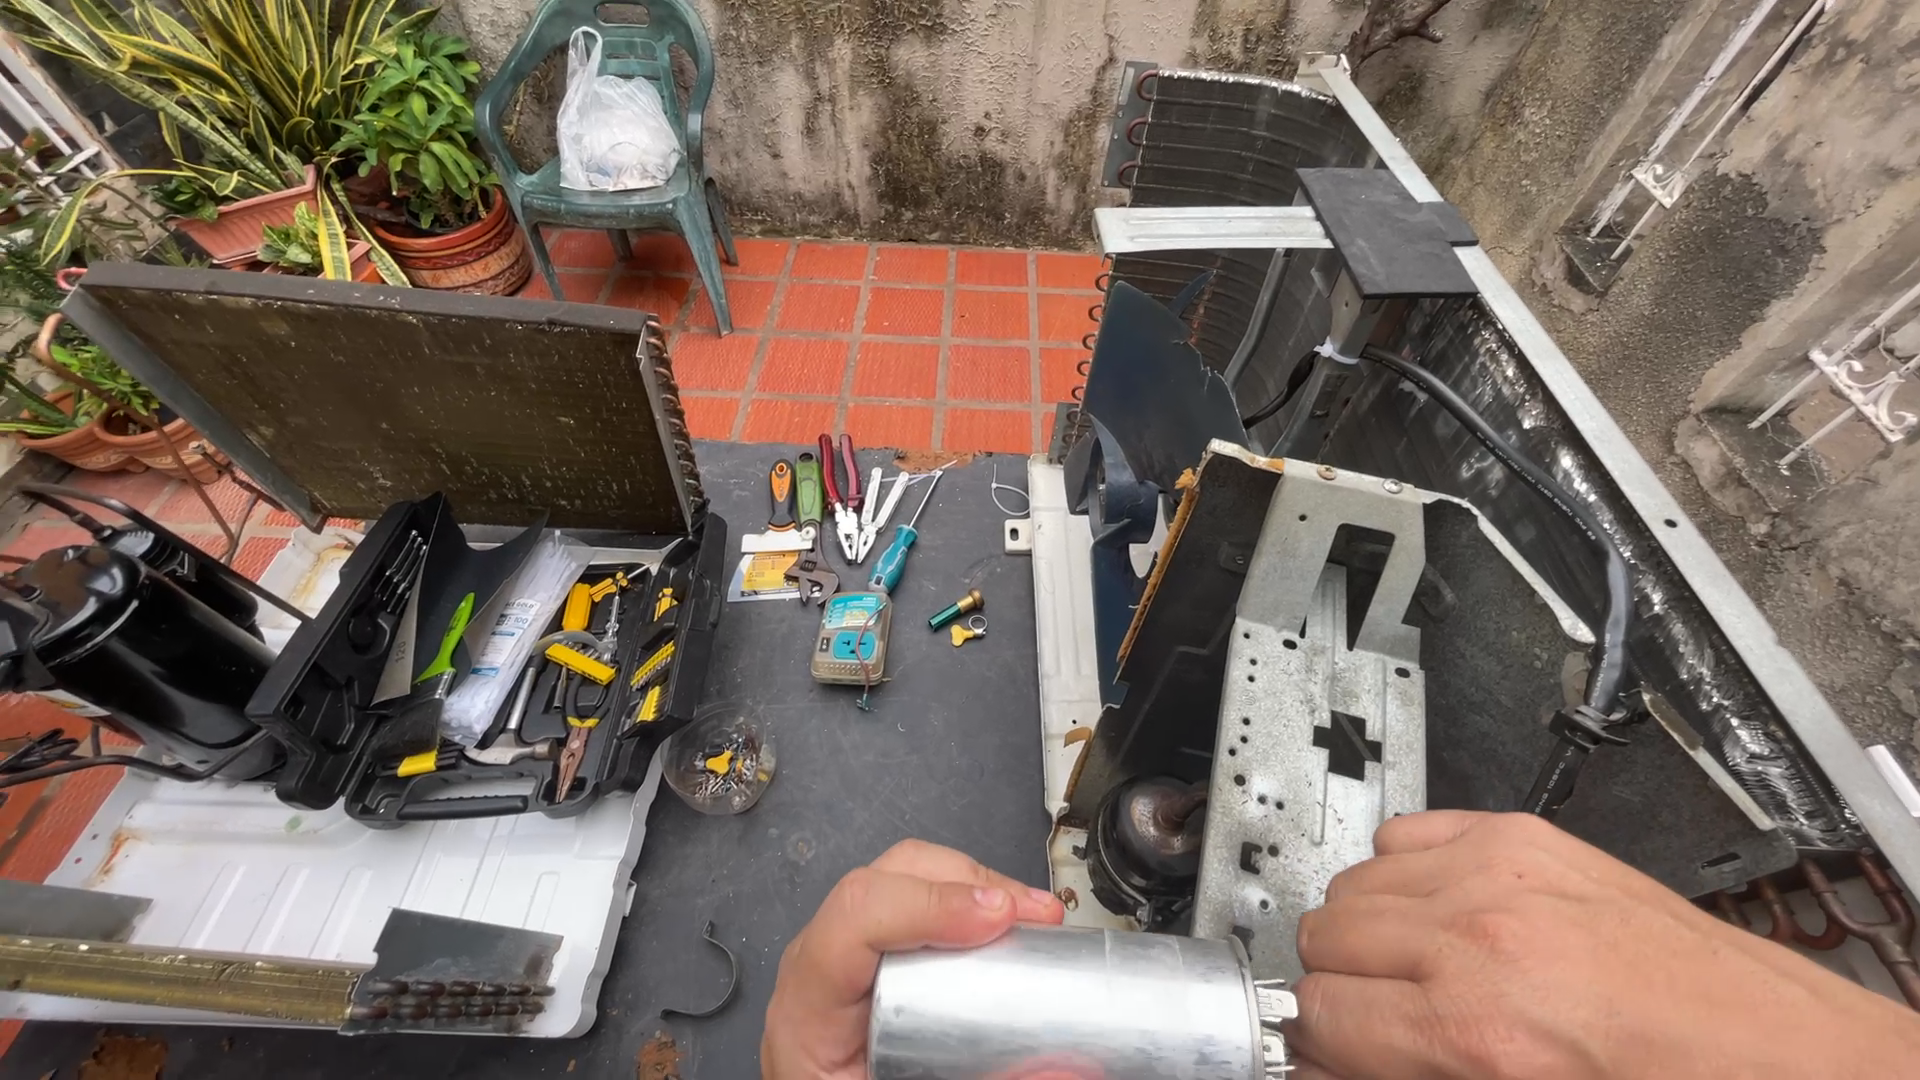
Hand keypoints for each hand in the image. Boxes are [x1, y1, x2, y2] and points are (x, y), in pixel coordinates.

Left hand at [762, 838, 1065, 1079]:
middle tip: (1033, 917)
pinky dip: (969, 896)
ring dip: (977, 882)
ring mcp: (845, 947)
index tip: (999, 917)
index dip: (932, 902)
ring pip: (906, 872)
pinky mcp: (871, 949)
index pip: (856, 915)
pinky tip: (1008, 920)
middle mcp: (821, 958)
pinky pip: (916, 895)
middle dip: (971, 883)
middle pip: (890, 877)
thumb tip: (1061, 1066)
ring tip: (1033, 915)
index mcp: (809, 1003)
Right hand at [1285, 810, 1919, 1079]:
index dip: (1319, 1039)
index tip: (1330, 1044)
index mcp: (1479, 1033)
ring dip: (1368, 929)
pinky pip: (1398, 836)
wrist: (1804, 1065)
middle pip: (1321, 937)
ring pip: (1348, 884)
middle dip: (1341, 983)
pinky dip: (1403, 875)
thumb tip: (1323, 1065)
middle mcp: (1475, 938)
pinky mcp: (1512, 833)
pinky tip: (1443, 910)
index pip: (1320, 1012)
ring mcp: (1492, 871)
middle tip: (1379, 1008)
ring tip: (1420, 961)